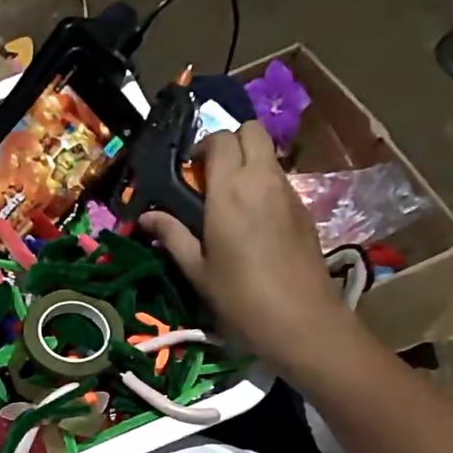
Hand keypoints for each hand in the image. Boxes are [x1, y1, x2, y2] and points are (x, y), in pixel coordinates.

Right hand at [139, 122, 359, 367]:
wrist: (302, 321)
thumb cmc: (241, 298)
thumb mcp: (198, 271)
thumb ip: (172, 236)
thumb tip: (146, 217)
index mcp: (231, 189)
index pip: (220, 138)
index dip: (203, 148)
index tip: (191, 173)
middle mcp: (263, 180)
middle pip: (252, 130)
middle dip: (231, 143)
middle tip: (213, 177)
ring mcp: (289, 193)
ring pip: (269, 155)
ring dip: (250, 164)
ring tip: (233, 201)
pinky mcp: (305, 211)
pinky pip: (282, 181)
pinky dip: (266, 185)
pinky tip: (257, 222)